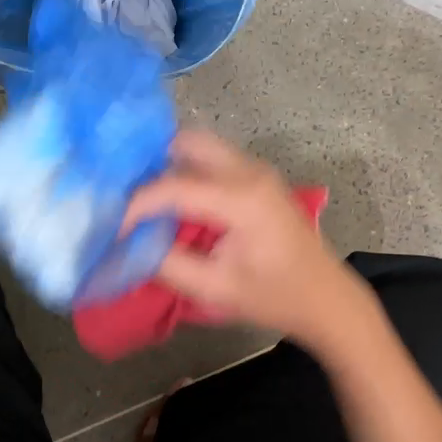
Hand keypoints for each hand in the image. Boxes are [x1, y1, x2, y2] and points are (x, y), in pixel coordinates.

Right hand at [124, 130, 368, 348]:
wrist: (327, 298)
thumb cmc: (275, 296)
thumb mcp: (215, 289)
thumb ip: (168, 263)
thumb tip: (128, 245)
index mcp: (241, 199)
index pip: (174, 187)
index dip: (138, 204)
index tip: (114, 225)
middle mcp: (249, 171)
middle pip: (189, 143)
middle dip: (153, 163)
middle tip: (125, 191)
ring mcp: (256, 169)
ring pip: (200, 145)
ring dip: (170, 163)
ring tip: (142, 193)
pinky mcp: (257, 175)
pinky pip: (213, 157)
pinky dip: (187, 168)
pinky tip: (171, 196)